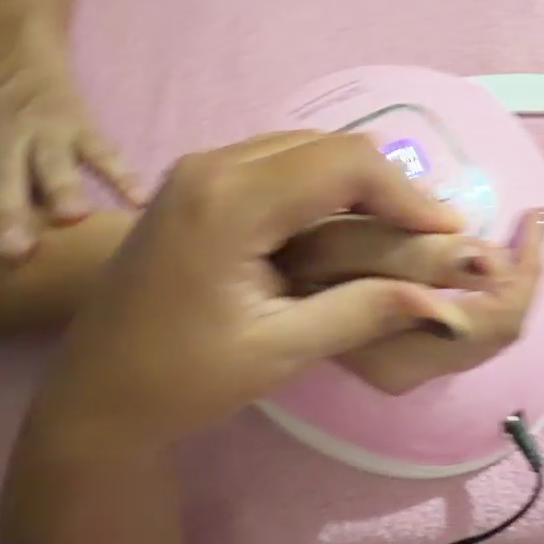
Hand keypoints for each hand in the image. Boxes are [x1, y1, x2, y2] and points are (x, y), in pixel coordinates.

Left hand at [0, 49, 138, 281]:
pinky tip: (139, 198)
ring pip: (52, 162)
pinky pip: (103, 149)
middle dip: (9, 215)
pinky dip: (121, 171)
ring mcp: (45, 131)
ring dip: (62, 187)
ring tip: (73, 217)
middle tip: (15, 252)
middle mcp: (3, 144)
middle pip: (3, 183)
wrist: (13, 49)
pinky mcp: (81, 122)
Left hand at [37, 132, 523, 446]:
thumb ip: (364, 312)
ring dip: (357, 185)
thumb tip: (447, 300)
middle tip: (431, 235)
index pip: (344, 164)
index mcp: (229, 200)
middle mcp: (212, 164)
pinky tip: (343, 227)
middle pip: (328, 146)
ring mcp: (199, 169)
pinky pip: (278, 165)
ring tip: (398, 232)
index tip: (449, 232)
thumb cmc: (183, 380)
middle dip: (388, 186)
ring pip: (305, 150)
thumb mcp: (280, 350)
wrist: (94, 397)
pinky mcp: (197, 183)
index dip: (407, 193)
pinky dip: (322, 188)